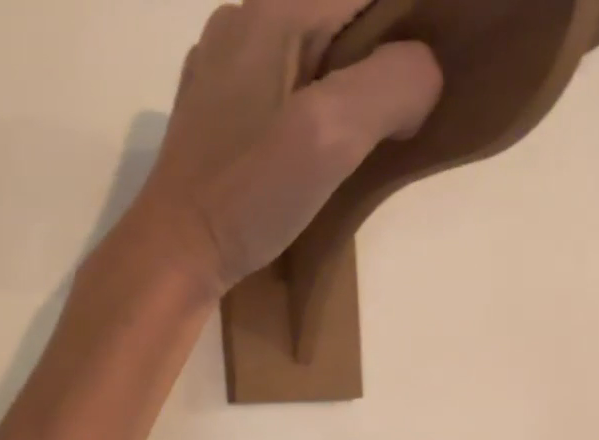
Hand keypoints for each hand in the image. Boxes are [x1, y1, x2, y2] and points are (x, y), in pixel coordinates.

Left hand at [122, 0, 442, 296]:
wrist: (174, 256)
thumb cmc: (246, 196)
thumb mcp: (330, 133)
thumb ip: (392, 84)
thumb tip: (422, 76)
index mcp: (270, 12)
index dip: (410, 28)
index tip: (424, 85)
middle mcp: (244, 23)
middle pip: (344, 19)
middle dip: (383, 61)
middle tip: (403, 119)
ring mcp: (227, 69)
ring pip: (319, 55)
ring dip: (355, 91)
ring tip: (371, 139)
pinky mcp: (222, 111)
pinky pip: (291, 88)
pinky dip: (321, 111)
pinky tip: (326, 154)